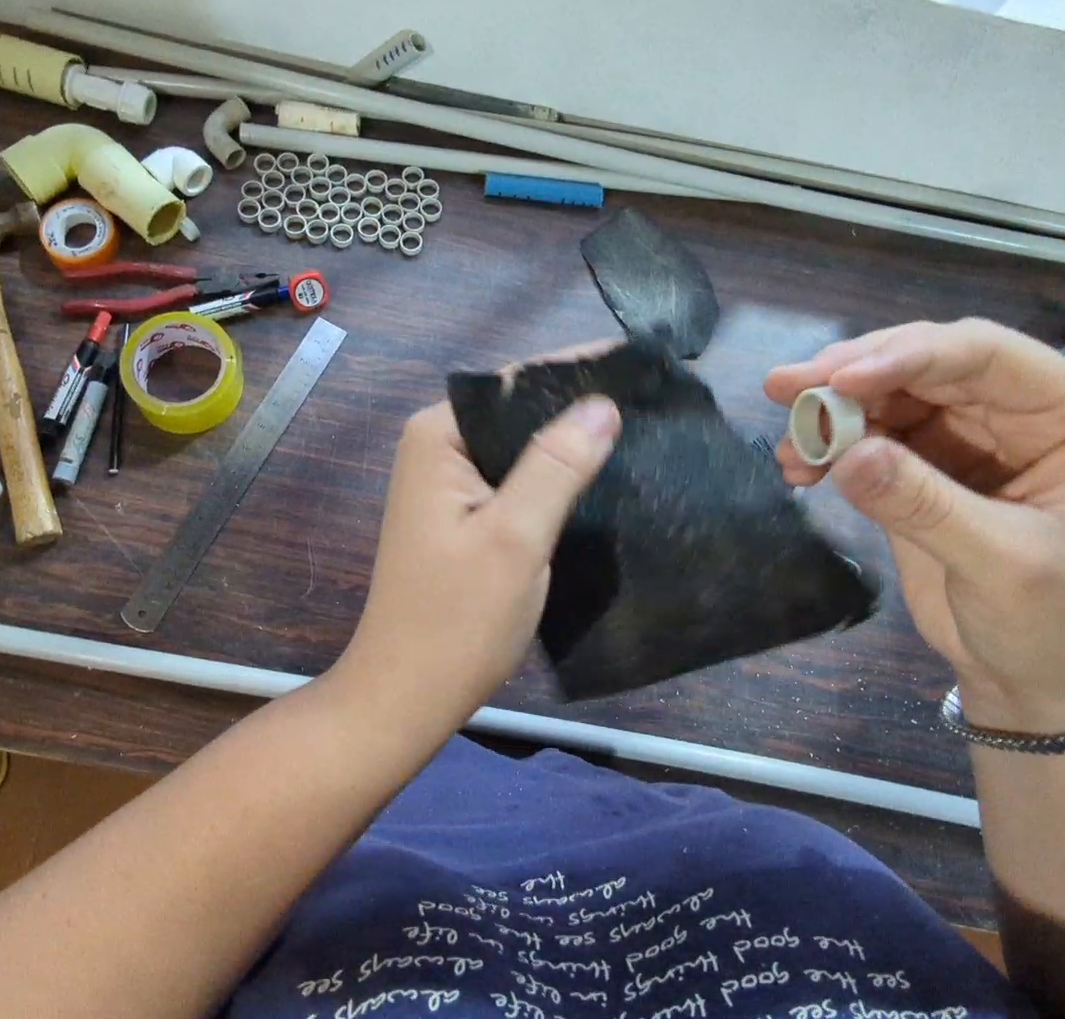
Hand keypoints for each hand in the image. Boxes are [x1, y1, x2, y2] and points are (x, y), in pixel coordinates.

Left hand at [336, 398, 620, 723]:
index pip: (517, 384)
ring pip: (521, 449)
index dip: (580, 373)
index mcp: (438, 436)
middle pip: (519, 413)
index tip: (645, 371)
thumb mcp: (515, 537)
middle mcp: (436, 448)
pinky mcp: (462, 516)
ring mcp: (446, 484)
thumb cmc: (457, 620)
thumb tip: (604, 402)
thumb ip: (557, 465)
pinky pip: (515, 481)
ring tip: (643, 436)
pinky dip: (554, 481)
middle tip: (656, 407)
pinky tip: (600, 482)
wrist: (408, 694)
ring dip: (571, 448)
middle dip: (579, 411)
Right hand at [764, 318, 1064, 733]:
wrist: (1039, 675)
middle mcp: (1011, 408)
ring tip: (787, 446)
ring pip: (882, 394)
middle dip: (849, 373)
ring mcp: (959, 433)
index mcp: (1064, 411)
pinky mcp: (918, 464)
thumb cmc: (1053, 620)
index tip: (835, 380)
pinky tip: (797, 469)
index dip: (904, 357)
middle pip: (920, 362)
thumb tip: (847, 454)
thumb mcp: (1000, 564)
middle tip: (783, 388)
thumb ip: (925, 505)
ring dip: (828, 412)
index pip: (980, 355)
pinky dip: (826, 445)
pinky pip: (863, 435)